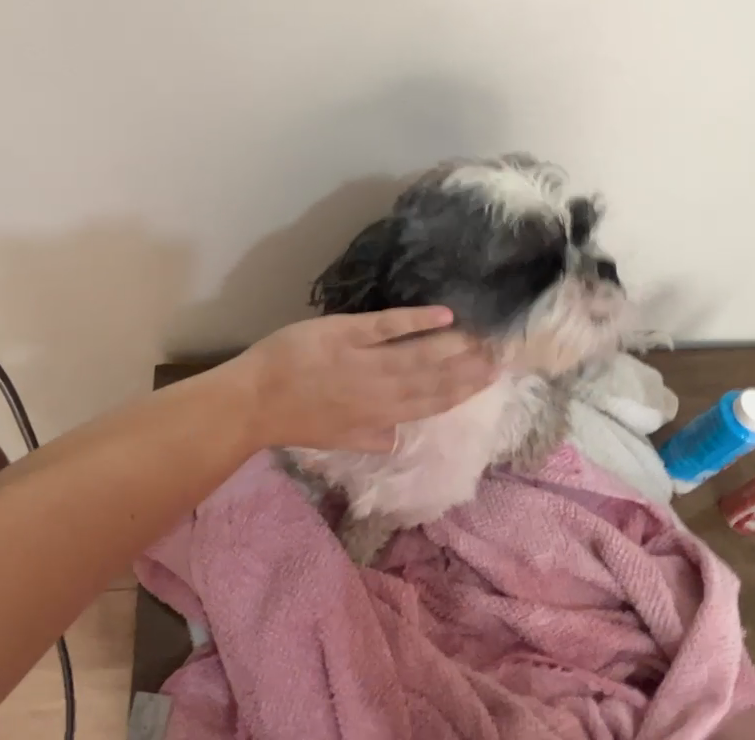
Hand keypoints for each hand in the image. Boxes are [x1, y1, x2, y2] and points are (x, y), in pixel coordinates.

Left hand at [230, 307, 495, 452]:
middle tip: (502, 351)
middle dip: (469, 366)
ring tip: (483, 335)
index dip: (463, 389)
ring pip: (417, 354)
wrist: (252, 400)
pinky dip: (416, 320)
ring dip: (453, 345)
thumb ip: (369, 438)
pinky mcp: (345, 334)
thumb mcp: (335, 439)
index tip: (492, 376)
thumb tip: (399, 437)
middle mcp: (378, 392)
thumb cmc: (292, 419)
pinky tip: (444, 314)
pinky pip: (387, 326)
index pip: (430, 403)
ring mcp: (363, 361)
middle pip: (432, 378)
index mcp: (377, 418)